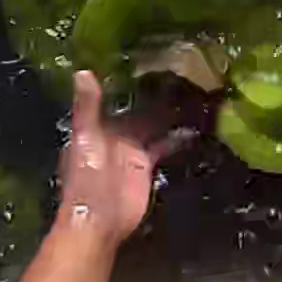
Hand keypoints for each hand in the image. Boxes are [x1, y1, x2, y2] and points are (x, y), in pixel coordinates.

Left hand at [57, 71, 183, 248]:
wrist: (100, 221)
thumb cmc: (88, 177)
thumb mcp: (86, 138)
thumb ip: (88, 107)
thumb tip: (82, 71)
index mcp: (100, 126)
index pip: (120, 97)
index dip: (136, 81)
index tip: (159, 60)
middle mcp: (117, 134)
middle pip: (141, 110)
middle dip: (160, 96)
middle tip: (189, 73)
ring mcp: (133, 149)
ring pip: (155, 124)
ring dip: (172, 113)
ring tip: (199, 93)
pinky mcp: (147, 164)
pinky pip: (165, 143)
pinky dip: (179, 135)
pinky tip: (197, 125)